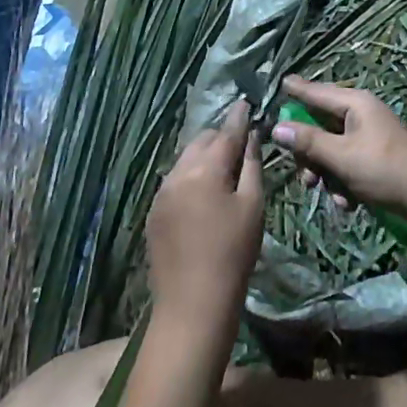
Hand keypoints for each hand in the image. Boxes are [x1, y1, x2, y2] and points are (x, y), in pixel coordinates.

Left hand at [145, 102, 263, 330]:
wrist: (193, 303)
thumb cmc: (233, 254)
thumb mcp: (253, 207)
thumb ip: (251, 167)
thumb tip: (251, 138)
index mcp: (204, 169)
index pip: (225, 133)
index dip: (238, 118)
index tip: (245, 103)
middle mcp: (177, 173)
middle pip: (200, 142)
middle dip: (219, 137)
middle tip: (239, 139)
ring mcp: (161, 193)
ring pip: (185, 160)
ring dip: (203, 156)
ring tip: (222, 164)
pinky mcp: (153, 212)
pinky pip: (174, 181)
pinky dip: (191, 176)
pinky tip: (203, 191)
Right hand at [271, 76, 406, 216]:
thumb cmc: (386, 171)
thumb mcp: (342, 157)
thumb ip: (308, 142)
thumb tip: (276, 128)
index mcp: (354, 103)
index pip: (315, 91)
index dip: (293, 90)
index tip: (275, 84)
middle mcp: (360, 113)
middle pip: (318, 125)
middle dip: (309, 154)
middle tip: (306, 178)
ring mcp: (368, 135)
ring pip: (330, 148)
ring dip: (326, 173)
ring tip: (330, 195)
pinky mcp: (374, 155)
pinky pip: (346, 162)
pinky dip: (343, 181)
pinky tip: (348, 202)